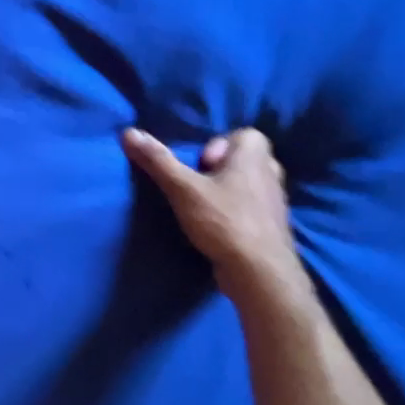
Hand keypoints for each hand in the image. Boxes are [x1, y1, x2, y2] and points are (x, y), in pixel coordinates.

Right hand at [122, 127, 311, 302]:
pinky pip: (253, 207)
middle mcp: (270, 175)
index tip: (201, 166)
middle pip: (247, 159)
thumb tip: (129, 132)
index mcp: (254, 159)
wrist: (259, 272)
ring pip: (251, 184)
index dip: (220, 145)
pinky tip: (217, 226)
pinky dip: (237, 210)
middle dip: (222, 168)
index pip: (247, 135)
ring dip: (229, 190)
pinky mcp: (271, 227)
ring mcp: (274, 202)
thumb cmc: (223, 221)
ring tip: (205, 206)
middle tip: (199, 184)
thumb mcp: (183, 188)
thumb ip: (157, 160)